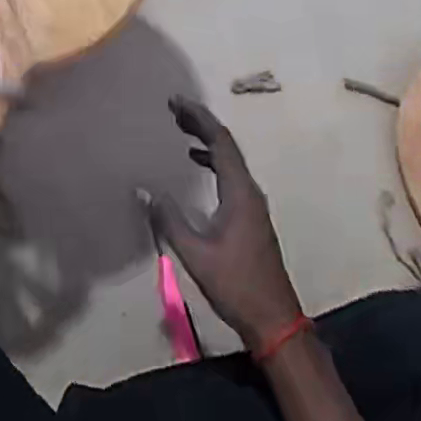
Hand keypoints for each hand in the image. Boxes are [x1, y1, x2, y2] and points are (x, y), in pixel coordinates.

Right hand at [143, 97, 303, 348]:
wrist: (274, 318)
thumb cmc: (235, 284)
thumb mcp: (196, 254)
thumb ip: (171, 220)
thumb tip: (146, 190)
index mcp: (239, 191)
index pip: (220, 141)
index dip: (198, 117)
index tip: (176, 102)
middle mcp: (249, 188)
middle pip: (225, 144)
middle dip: (200, 122)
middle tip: (173, 107)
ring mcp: (251, 201)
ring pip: (228, 157)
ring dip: (206, 138)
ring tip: (181, 127)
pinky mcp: (249, 213)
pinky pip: (229, 172)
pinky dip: (212, 159)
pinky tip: (195, 161)